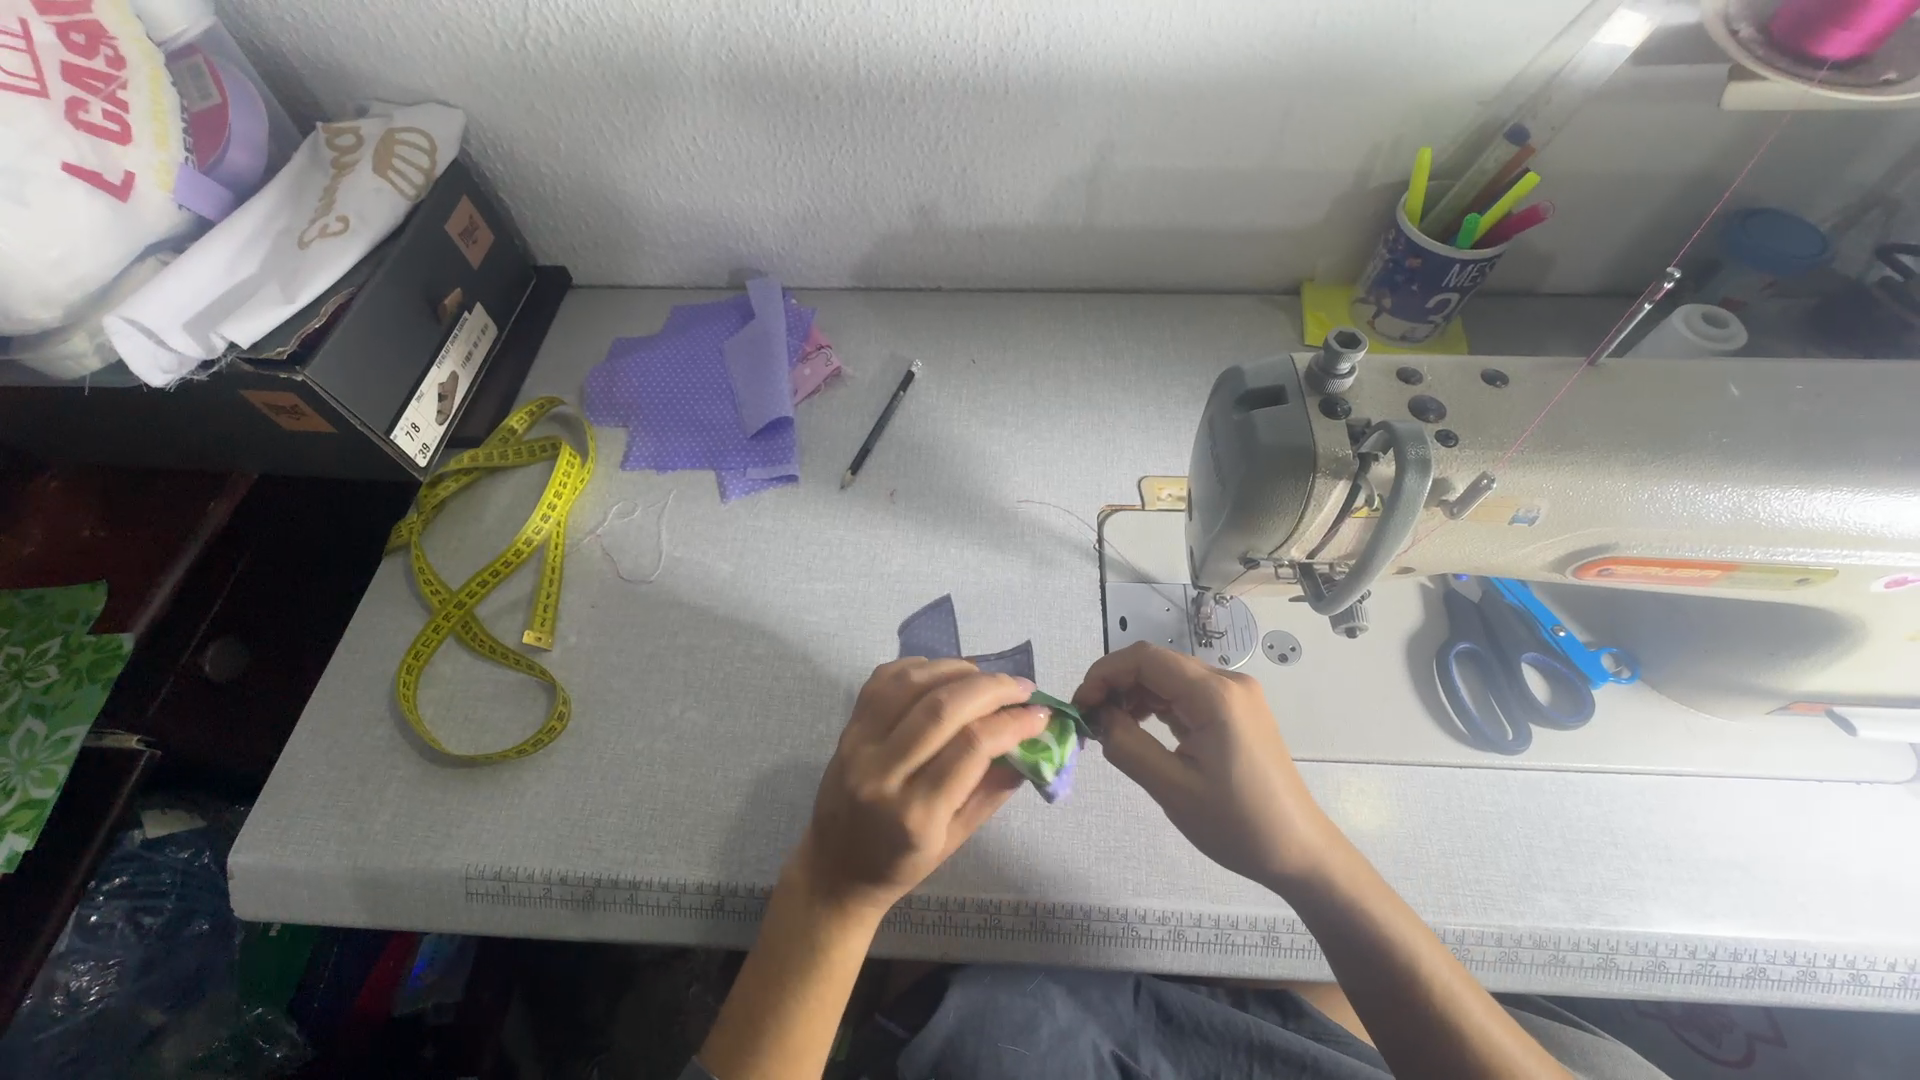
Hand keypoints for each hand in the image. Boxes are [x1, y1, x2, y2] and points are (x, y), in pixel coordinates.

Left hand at [793, 658, 1051, 919]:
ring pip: (912, 684)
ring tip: (987, 678)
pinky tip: (945, 675)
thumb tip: (1035, 740)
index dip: (1012, 723)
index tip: (1040, 714)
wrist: (834, 868)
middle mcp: (882, 773)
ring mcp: (858, 745)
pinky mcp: (846, 728)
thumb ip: (994, 788)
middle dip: (991, 688)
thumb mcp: (957, 838)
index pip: (971, 748)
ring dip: (957, 670)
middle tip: (1022, 687)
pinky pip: (884, 679)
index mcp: (915, 814)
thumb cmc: (902, 863)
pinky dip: (921, 667)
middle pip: (942, 708)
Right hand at [1073, 642, 1340, 889]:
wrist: (1299, 853)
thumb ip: (1126, 745)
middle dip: (1115, 685)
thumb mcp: (1171, 788)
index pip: (1145, 658)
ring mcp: (1235, 697)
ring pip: (1169, 678)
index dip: (1104, 674)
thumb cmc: (1237, 823)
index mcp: (1215, 695)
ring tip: (1110, 730)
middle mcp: (1228, 683)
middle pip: (1156, 663)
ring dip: (1134, 696)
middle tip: (1090, 722)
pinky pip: (1186, 696)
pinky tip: (1140, 731)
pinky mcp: (1236, 714)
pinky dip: (1156, 706)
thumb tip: (1096, 717)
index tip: (1080, 707)